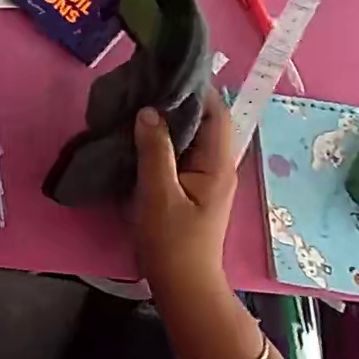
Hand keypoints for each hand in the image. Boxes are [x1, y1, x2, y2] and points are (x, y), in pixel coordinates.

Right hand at [131, 91, 236, 292]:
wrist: (182, 288)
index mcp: (217, 164)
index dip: (199, 88)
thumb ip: (155, 150)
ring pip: (191, 137)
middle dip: (180, 100)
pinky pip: (180, 152)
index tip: (170, 70)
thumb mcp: (159, 194)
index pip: (217, 113)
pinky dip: (164, 138)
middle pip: (204, 121)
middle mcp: (216, 165)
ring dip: (170, 119)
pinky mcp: (190, 187)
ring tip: (141, 100)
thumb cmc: (173, 242)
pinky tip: (140, 133)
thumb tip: (149, 111)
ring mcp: (204, 177)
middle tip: (149, 81)